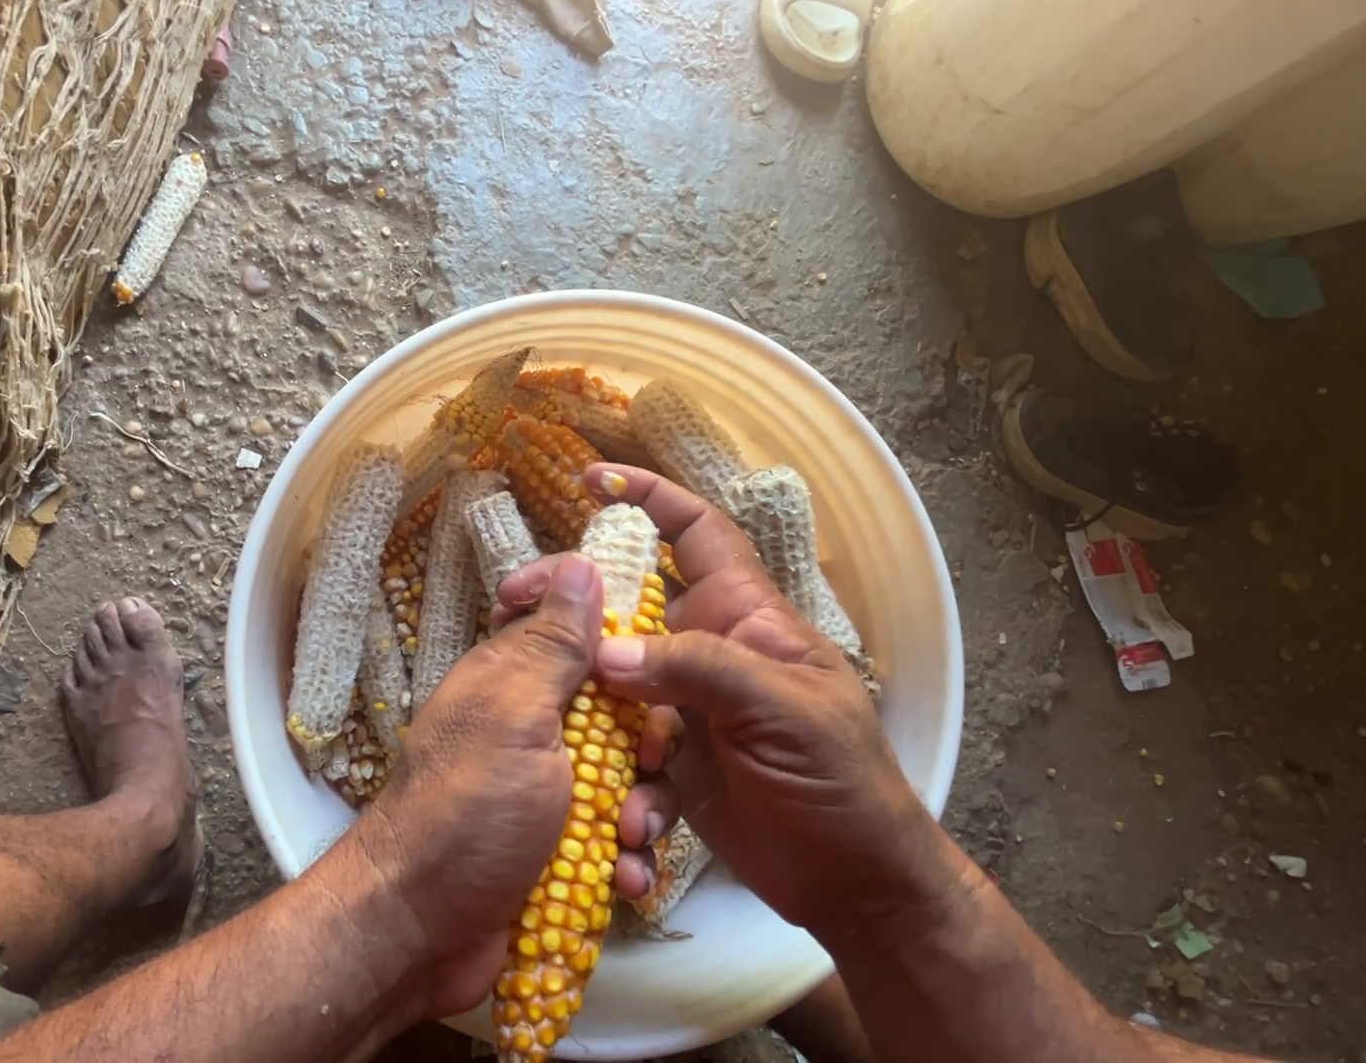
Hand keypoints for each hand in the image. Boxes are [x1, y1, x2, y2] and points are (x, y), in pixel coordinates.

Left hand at [344, 554, 604, 1017]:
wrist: (422, 934)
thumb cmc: (467, 811)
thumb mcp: (513, 716)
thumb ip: (552, 646)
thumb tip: (580, 565)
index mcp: (514, 676)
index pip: (569, 619)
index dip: (610, 622)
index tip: (644, 643)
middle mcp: (534, 722)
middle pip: (618, 703)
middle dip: (647, 738)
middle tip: (647, 764)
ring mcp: (550, 785)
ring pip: (628, 772)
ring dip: (642, 807)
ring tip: (627, 838)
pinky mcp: (565, 843)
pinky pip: (617, 834)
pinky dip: (626, 856)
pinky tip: (623, 879)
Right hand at [556, 465, 957, 934]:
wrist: (853, 884)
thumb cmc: (841, 781)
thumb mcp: (782, 709)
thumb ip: (699, 668)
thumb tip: (607, 651)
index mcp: (742, 617)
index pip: (697, 533)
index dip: (651, 497)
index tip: (593, 480)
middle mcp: (704, 651)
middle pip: (625, 604)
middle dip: (572, 603)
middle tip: (512, 603)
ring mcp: (682, 707)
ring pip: (610, 682)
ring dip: (581, 708)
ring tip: (550, 728)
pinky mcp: (668, 762)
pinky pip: (623, 756)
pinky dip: (621, 790)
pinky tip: (631, 826)